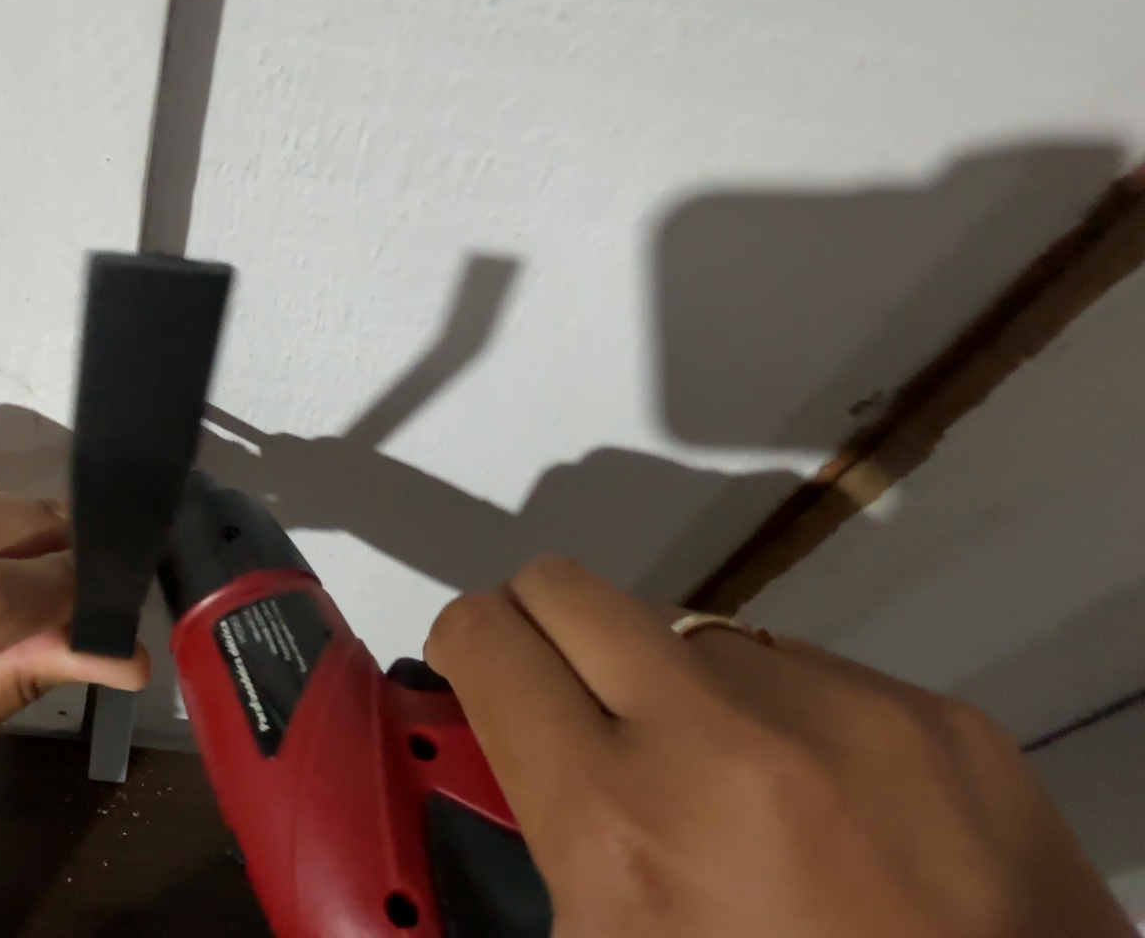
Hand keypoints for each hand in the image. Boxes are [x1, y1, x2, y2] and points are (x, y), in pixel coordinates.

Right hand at [426, 555, 1131, 937]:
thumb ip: (520, 823)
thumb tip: (487, 728)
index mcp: (617, 825)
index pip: (484, 634)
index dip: (464, 647)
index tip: (482, 680)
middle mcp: (725, 745)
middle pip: (563, 584)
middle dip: (541, 630)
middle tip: (569, 703)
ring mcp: (848, 717)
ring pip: (677, 624)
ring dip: (666, 681)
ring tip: (719, 781)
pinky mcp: (945, 720)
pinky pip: (789, 662)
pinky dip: (767, 709)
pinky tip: (818, 800)